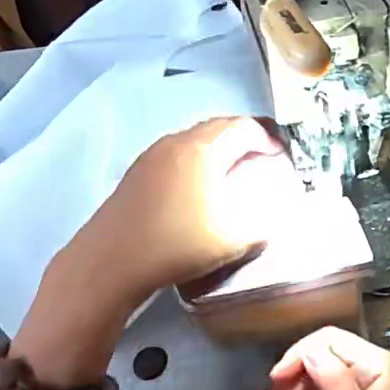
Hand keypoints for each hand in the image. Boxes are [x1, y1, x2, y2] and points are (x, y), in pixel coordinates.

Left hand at [66, 117, 283, 311]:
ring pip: (194, 138)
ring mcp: (152, 155)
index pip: (242, 128)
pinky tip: (199, 184)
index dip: (266, 137)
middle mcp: (176, 143)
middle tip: (261, 153)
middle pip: (217, 127)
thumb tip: (267, 232)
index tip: (281, 152)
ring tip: (234, 167)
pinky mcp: (137, 171)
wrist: (108, 262)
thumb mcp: (227, 244)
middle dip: (243, 136)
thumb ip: (256, 234)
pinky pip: (176, 152)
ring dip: (218, 146)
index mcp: (202, 151)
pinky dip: (196, 158)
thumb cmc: (173, 247)